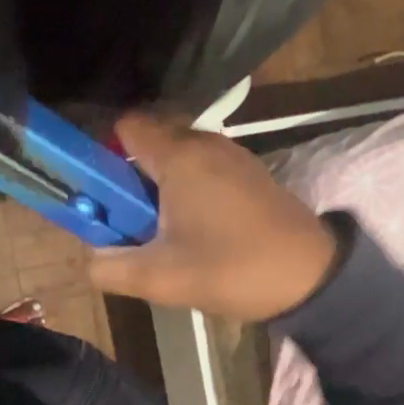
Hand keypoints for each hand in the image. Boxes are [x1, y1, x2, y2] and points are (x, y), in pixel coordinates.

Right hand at [89, 113, 339, 322]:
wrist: (313, 278)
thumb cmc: (232, 269)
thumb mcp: (160, 278)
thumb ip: (110, 267)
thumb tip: (90, 256)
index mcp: (179, 157)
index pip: (126, 126)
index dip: (103, 153)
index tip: (99, 193)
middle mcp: (205, 143)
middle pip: (149, 140)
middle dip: (128, 174)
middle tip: (125, 218)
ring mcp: (232, 155)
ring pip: (176, 155)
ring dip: (157, 184)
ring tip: (156, 228)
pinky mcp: (249, 172)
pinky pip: (201, 166)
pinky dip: (185, 187)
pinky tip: (189, 227)